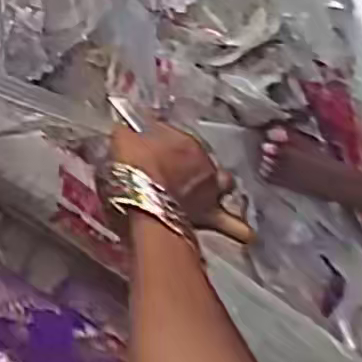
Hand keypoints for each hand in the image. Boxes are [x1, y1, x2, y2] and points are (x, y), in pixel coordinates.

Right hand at [112, 121, 250, 241]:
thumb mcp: (123, 138)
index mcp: (184, 140)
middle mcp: (205, 163)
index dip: (158, 138)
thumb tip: (127, 132)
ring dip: (218, 188)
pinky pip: (235, 226)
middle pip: (202, 158)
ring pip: (227, 185)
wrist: (144, 198)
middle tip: (174, 170)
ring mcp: (212, 190)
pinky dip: (237, 227)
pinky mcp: (213, 216)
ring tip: (206, 194)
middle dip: (192, 163)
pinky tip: (239, 229)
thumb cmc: (133, 163)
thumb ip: (129, 133)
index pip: (172, 132)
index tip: (146, 144)